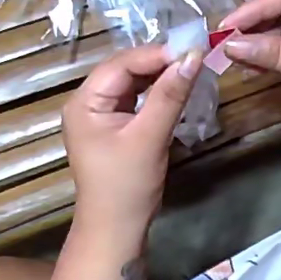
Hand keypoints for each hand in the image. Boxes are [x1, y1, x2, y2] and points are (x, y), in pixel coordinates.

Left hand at [62, 43, 201, 240]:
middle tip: (196, 56)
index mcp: (84, 102)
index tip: (193, 49)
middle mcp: (87, 102)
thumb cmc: (127, 185)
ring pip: (133, 83)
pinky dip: (156, 94)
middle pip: (126, 70)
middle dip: (159, 62)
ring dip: (160, 76)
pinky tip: (177, 88)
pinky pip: (136, 100)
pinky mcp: (114, 127)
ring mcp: (100, 115)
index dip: (157, 53)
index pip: (121, 64)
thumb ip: (170, 95)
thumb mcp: (150, 137)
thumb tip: (193, 56)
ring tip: (191, 68)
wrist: (116, 230)